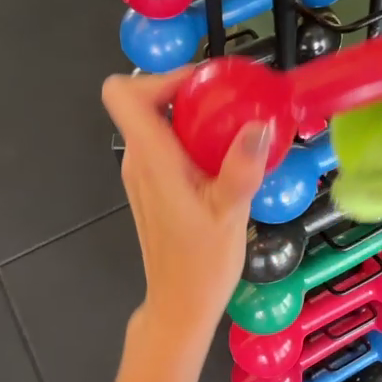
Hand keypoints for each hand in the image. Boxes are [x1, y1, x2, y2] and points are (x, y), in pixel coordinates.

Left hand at [102, 71, 272, 340]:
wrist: (180, 304)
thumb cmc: (201, 263)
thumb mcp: (231, 212)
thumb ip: (243, 166)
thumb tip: (259, 124)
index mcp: (151, 158)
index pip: (123, 93)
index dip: (158, 77)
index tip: (202, 85)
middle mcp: (138, 160)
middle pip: (145, 102)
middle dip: (187, 93)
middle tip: (230, 101)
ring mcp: (142, 174)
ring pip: (157, 124)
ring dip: (192, 117)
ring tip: (233, 128)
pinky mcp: (152, 188)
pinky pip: (166, 146)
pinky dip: (191, 140)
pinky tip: (225, 159)